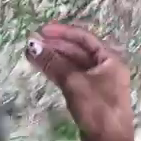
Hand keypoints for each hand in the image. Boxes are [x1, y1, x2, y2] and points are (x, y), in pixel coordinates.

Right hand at [27, 22, 134, 140]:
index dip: (62, 32)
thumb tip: (31, 44)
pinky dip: (57, 71)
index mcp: (110, 60)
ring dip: (53, 58)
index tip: (42, 30)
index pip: (84, 37)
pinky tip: (42, 67)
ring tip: (32, 54)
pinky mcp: (90, 97)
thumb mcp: (74, 82)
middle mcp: (106, 69)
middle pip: (77, 51)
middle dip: (54, 46)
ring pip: (72, 64)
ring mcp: (98, 84)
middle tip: (33, 43)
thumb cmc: (97, 109)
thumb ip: (53, 62)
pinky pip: (72, 77)